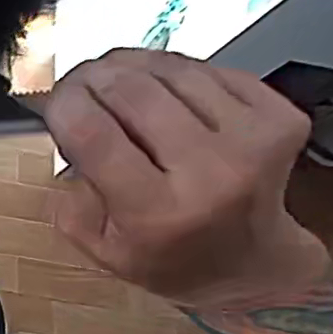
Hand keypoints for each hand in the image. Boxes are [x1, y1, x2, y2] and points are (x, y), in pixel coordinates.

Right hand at [48, 49, 330, 310]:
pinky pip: (207, 71)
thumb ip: (72, 201)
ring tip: (115, 81)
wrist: (248, 266)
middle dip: (93, 78)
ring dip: (132, 68)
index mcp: (157, 215)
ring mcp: (250, 141)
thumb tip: (66, 131)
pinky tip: (162, 94)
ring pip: (170, 70)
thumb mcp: (105, 252)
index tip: (56, 100)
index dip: (66, 105)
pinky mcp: (276, 117)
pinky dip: (175, 74)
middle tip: (79, 82)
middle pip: (131, 92)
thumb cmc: (171, 259)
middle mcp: (208, 175)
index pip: (96, 136)